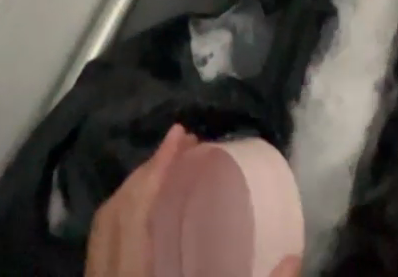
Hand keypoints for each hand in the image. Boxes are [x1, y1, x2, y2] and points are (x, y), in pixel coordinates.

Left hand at [86, 124, 302, 276]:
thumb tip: (295, 256)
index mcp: (133, 276)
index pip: (134, 213)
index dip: (156, 169)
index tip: (180, 135)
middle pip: (112, 216)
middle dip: (146, 172)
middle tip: (182, 145)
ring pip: (102, 231)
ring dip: (133, 193)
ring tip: (170, 170)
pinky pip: (103, 246)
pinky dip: (127, 219)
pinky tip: (155, 215)